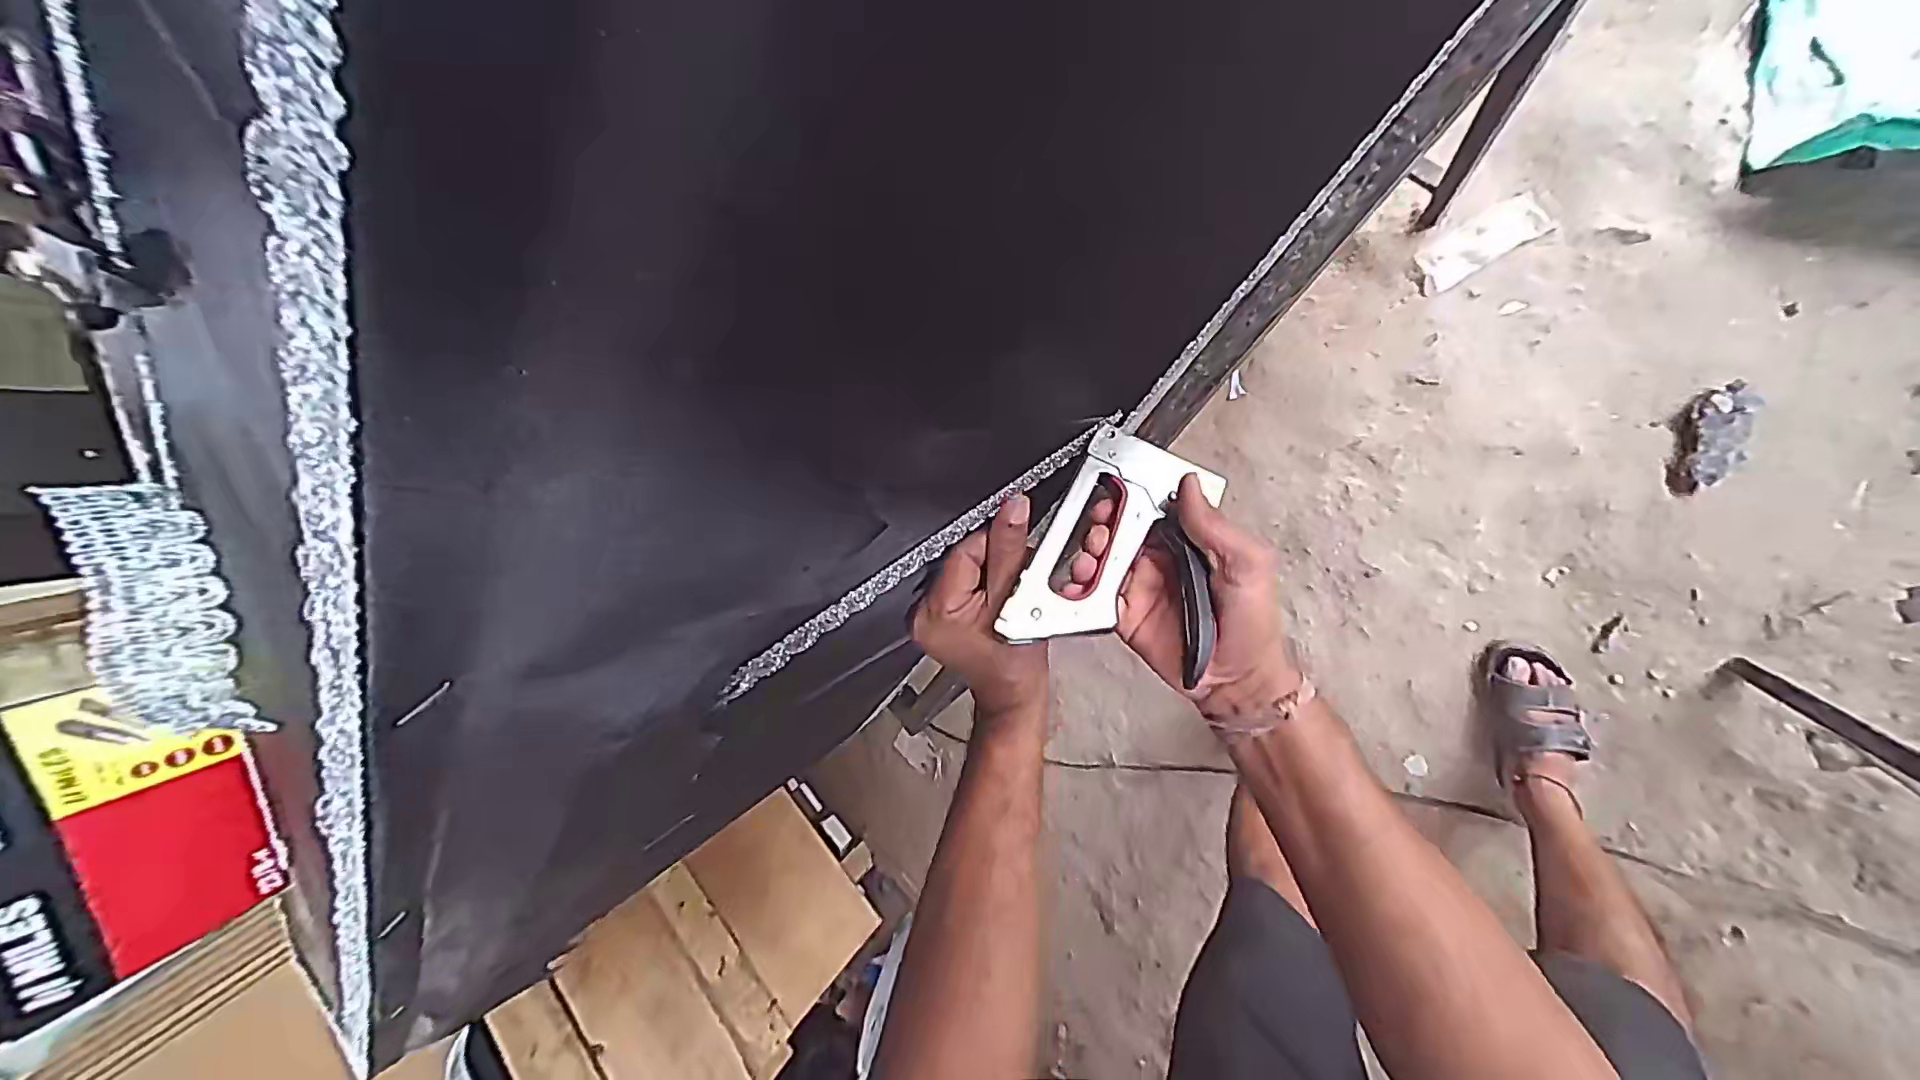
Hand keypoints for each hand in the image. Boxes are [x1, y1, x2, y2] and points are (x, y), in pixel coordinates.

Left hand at [911, 494, 1049, 717]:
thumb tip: (1012, 509)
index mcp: (937, 611)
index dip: (996, 548)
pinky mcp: (937, 617)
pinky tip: (995, 602)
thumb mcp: (1019, 599)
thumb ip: (1011, 550)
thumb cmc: (1015, 662)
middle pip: (963, 558)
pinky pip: (962, 584)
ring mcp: (927, 616)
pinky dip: (983, 585)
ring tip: (1005, 598)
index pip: (964, 550)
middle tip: (1013, 585)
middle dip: (994, 562)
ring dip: (991, 573)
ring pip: (965, 570)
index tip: (1017, 555)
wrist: (1013, 691)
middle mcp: (923, 613)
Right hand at [1063, 474, 1298, 722]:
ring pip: (1101, 559)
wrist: (1238, 681)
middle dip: (1101, 524)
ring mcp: (1140, 586)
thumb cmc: (1253, 626)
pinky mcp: (1125, 613)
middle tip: (1099, 530)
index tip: (1116, 496)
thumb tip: (1190, 488)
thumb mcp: (1248, 565)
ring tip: (1089, 561)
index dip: (1129, 499)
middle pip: (1119, 530)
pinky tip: (1078, 585)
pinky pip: (1093, 596)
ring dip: (1087, 554)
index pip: (1151, 508)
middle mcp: (1161, 559)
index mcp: (1189, 541)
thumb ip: (1215, 526)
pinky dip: (1078, 588)